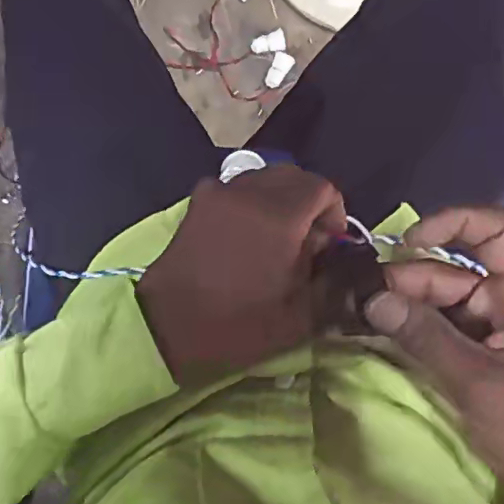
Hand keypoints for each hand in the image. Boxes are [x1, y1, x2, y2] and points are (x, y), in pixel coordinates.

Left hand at [137, 165, 345, 384]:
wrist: (167, 327)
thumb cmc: (236, 324)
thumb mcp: (299, 315)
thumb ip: (331, 278)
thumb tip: (336, 254)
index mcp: (278, 214)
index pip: (323, 188)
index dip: (335, 214)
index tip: (330, 246)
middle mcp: (248, 192)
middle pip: (293, 177)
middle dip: (308, 203)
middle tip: (307, 242)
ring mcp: (217, 194)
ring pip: (262, 179)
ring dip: (279, 201)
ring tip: (276, 240)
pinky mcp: (196, 204)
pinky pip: (235, 191)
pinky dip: (249, 204)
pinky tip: (245, 238)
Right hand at [362, 207, 503, 503]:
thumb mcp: (480, 383)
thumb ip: (425, 338)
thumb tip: (373, 298)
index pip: (497, 231)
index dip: (452, 223)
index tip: (405, 242)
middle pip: (455, 268)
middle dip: (409, 278)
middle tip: (364, 298)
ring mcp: (492, 327)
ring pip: (440, 298)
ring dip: (403, 303)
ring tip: (361, 314)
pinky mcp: (476, 352)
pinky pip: (437, 326)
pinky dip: (409, 326)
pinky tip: (378, 330)